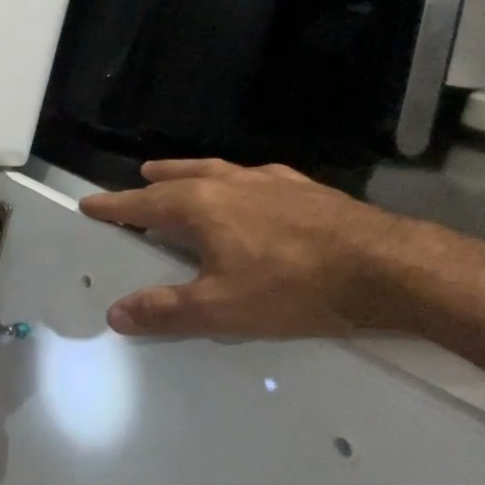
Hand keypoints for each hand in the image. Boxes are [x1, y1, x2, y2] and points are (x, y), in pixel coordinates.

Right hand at [79, 158, 411, 337]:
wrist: (396, 270)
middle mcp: (227, 184)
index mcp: (197, 206)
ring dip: (194, 172)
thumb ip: (165, 311)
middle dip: (152, 182)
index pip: (139, 204)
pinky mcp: (311, 191)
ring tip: (183, 174)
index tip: (89, 205)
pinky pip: (262, 179)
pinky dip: (244, 183)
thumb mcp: (222, 309)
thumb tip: (115, 314)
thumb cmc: (296, 287)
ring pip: (219, 170)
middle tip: (138, 181)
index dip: (111, 207)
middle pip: (177, 177)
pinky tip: (256, 191)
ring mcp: (272, 184)